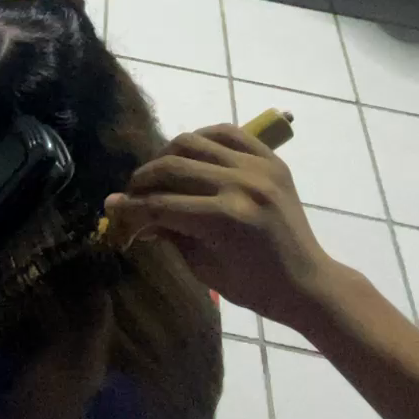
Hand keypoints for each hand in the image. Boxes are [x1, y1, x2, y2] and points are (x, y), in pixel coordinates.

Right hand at [104, 124, 345, 334]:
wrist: (308, 282)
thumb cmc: (253, 286)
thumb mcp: (202, 266)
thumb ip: (165, 231)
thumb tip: (125, 212)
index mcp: (225, 218)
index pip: (161, 204)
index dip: (131, 208)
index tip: (111, 209)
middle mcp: (240, 184)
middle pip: (171, 166)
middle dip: (142, 181)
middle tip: (132, 194)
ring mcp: (257, 166)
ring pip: (191, 141)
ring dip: (165, 156)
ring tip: (157, 173)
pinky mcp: (269, 158)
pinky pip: (225, 132)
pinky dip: (199, 139)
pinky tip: (188, 154)